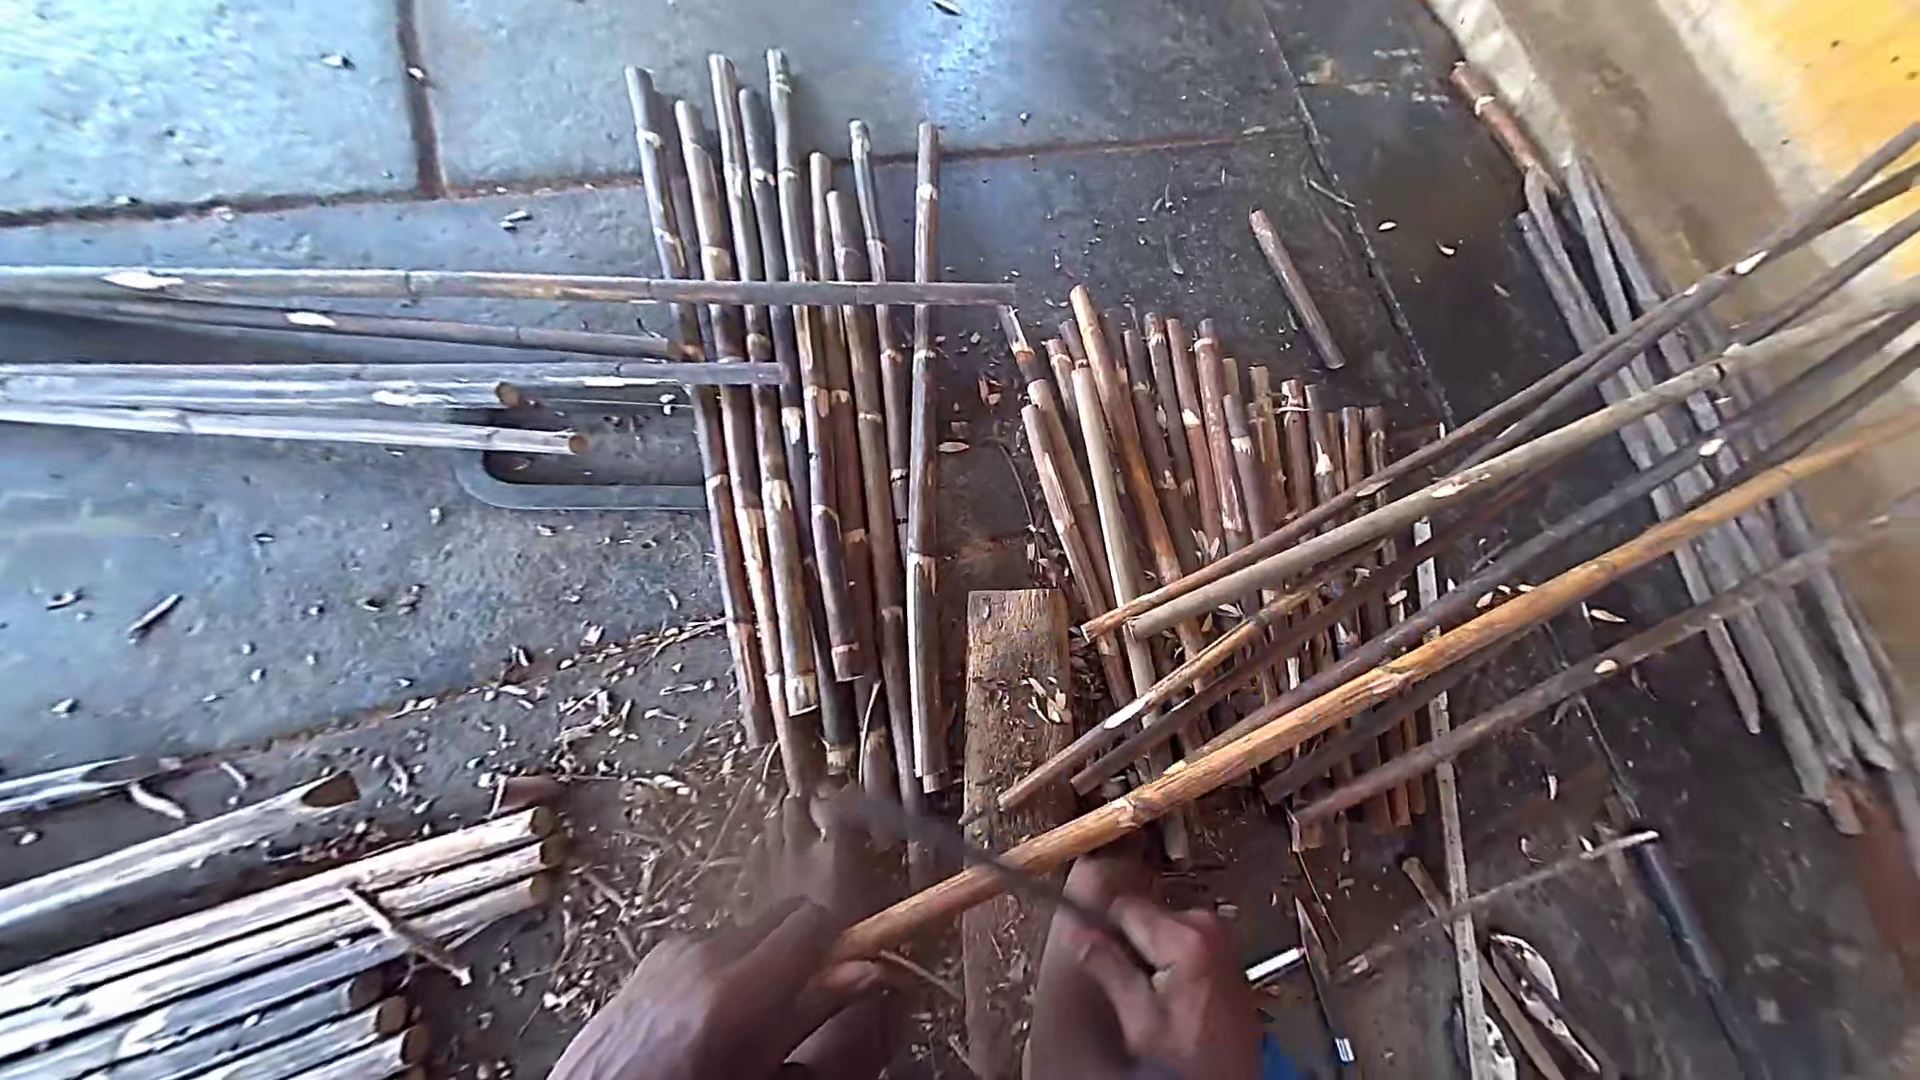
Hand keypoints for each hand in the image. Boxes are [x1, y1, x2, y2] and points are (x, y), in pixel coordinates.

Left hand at [547, 897, 883, 1079]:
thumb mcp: (756, 1073)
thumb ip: (813, 1015)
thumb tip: (869, 972)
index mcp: (733, 992)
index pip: (811, 919)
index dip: (837, 936)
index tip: (849, 962)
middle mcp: (706, 953)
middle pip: (786, 913)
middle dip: (808, 941)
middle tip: (811, 989)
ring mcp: (678, 947)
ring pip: (754, 928)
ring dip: (770, 956)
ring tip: (755, 1013)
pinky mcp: (659, 951)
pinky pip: (717, 942)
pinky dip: (733, 964)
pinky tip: (714, 1012)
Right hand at [1074, 895, 1261, 1079]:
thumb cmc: (1195, 1066)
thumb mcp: (1139, 1021)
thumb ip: (1107, 967)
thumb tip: (1078, 932)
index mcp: (1187, 937)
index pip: (1123, 905)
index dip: (1105, 929)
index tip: (1098, 952)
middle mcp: (1208, 927)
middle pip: (1141, 912)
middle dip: (1128, 942)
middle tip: (1131, 984)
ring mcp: (1218, 938)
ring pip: (1156, 924)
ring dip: (1146, 951)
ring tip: (1153, 993)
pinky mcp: (1220, 951)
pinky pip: (1175, 936)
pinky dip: (1165, 957)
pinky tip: (1170, 992)